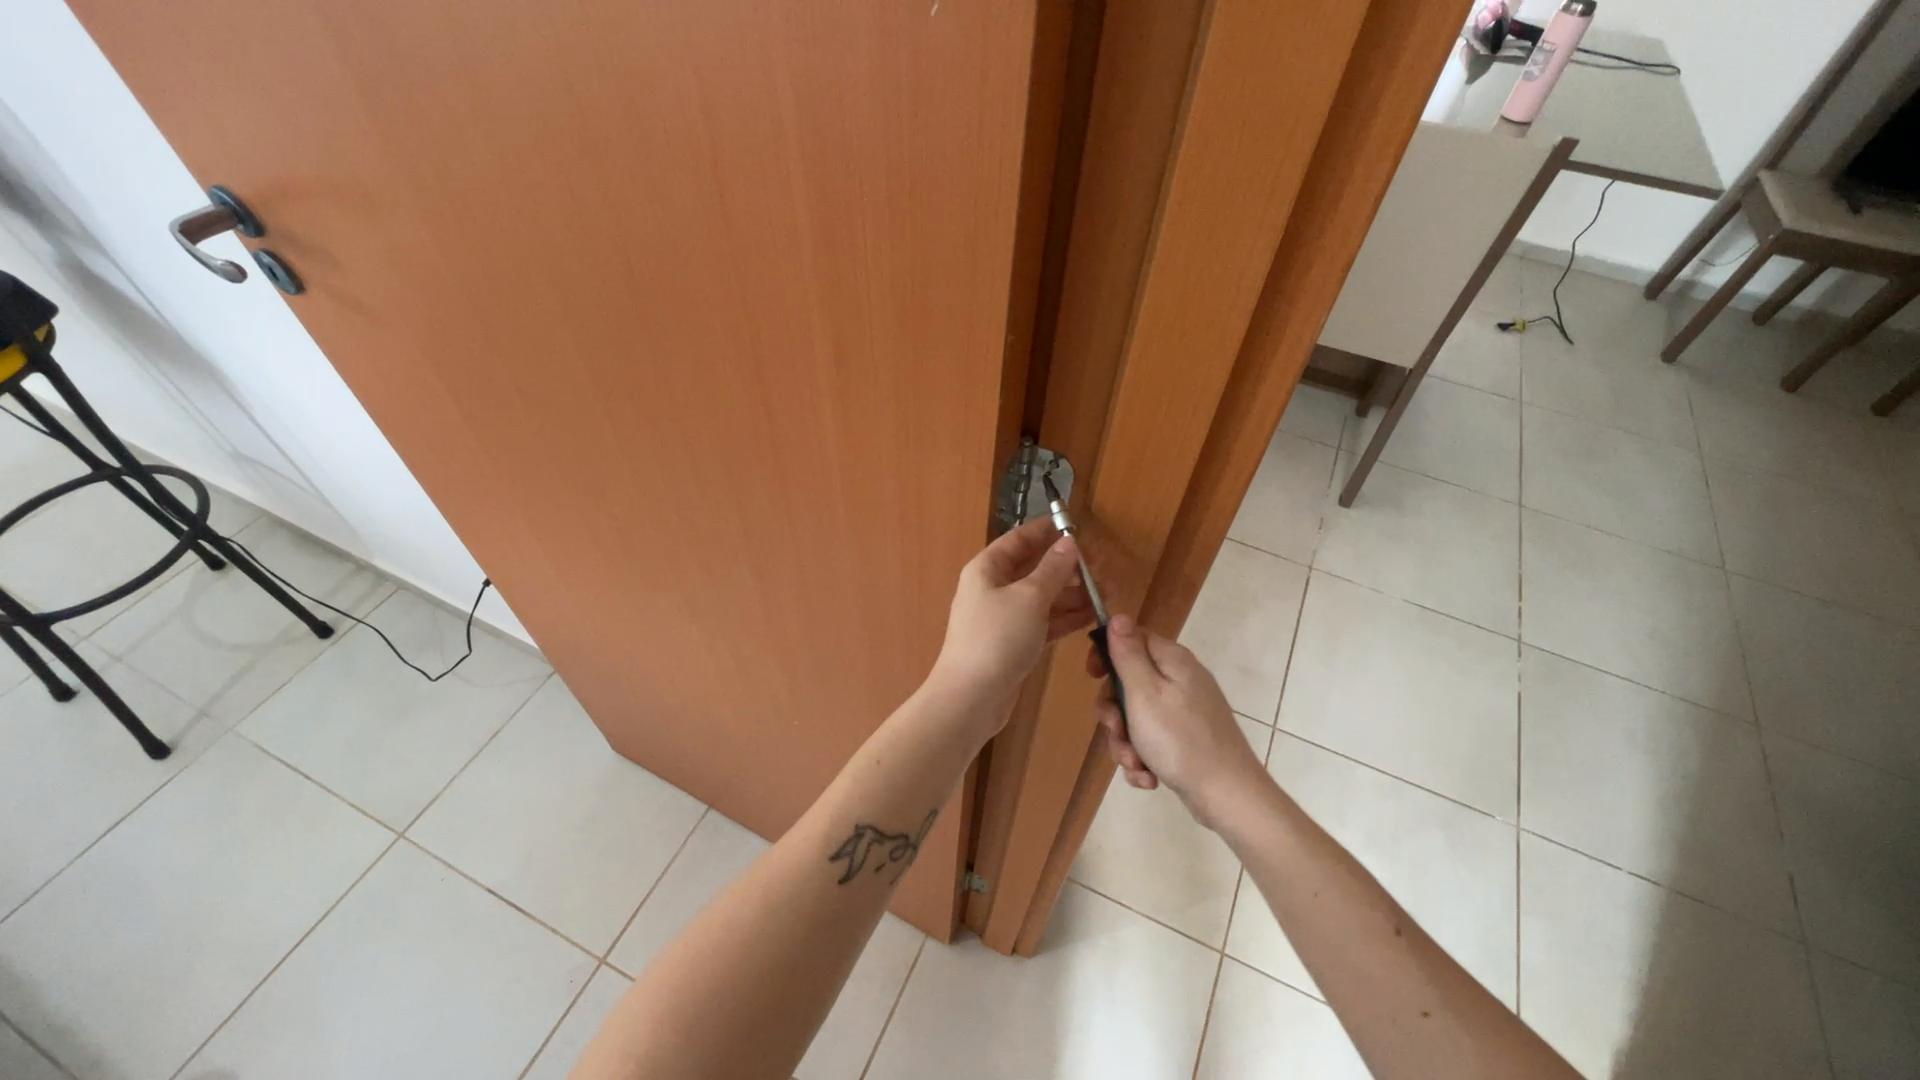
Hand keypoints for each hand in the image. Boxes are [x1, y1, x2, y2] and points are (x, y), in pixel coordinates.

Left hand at [930, 516, 1095, 708]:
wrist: (972, 697)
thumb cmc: (997, 638)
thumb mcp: (1030, 598)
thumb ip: (1053, 569)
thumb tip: (1070, 543)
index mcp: (987, 569)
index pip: (1019, 539)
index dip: (1046, 531)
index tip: (1076, 526)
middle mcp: (993, 588)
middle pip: (1034, 569)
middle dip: (1068, 568)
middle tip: (1102, 568)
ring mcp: (1004, 618)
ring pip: (1043, 597)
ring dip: (1073, 594)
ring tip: (1108, 593)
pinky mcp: (1015, 643)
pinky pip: (1044, 621)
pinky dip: (1066, 617)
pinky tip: (1094, 616)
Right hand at [1090, 615, 1269, 828]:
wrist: (1226, 795)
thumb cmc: (1180, 739)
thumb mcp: (1144, 693)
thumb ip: (1128, 654)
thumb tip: (1118, 616)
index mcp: (1173, 661)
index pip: (1132, 638)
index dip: (1107, 655)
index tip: (1092, 677)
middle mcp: (1180, 681)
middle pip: (1129, 683)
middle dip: (1115, 713)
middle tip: (1117, 730)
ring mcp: (1184, 713)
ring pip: (1136, 718)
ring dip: (1126, 743)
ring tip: (1136, 763)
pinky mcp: (1185, 740)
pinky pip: (1151, 741)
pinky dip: (1144, 758)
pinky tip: (1149, 776)